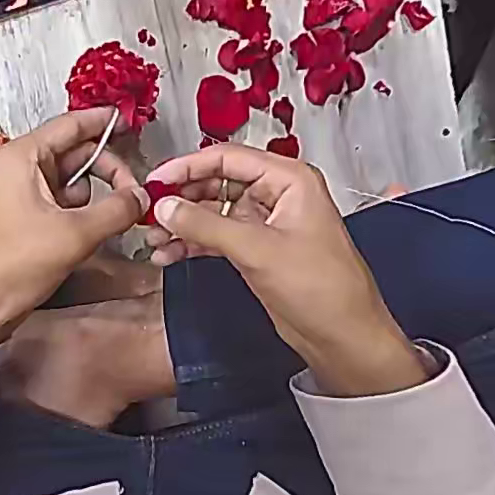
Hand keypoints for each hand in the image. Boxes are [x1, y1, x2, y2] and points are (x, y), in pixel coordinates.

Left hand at [0, 109, 147, 348]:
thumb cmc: (13, 266)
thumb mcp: (76, 233)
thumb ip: (117, 209)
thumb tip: (142, 197)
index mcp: (22, 157)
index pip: (71, 125)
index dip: (103, 122)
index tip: (129, 121)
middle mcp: (19, 168)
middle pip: (76, 152)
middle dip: (108, 170)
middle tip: (134, 191)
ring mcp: (22, 192)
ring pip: (74, 179)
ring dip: (98, 195)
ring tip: (115, 217)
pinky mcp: (27, 215)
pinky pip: (64, 201)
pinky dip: (84, 211)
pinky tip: (94, 230)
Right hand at [143, 144, 428, 396]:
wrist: (343, 337)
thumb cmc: (325, 290)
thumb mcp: (258, 250)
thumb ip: (206, 226)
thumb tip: (167, 207)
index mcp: (290, 180)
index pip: (228, 158)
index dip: (187, 167)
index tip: (157, 180)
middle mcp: (278, 195)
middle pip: (217, 182)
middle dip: (182, 197)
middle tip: (151, 210)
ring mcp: (266, 222)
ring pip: (213, 211)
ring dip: (183, 223)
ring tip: (154, 236)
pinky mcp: (258, 248)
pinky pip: (217, 236)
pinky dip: (193, 243)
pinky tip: (170, 253)